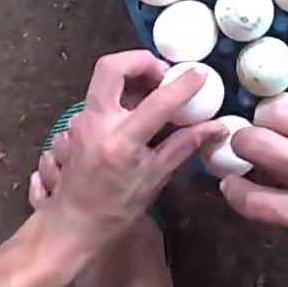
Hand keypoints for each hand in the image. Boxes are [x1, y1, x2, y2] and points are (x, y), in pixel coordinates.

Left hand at [33, 51, 224, 252]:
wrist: (70, 226)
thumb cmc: (115, 209)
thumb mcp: (155, 179)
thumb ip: (185, 146)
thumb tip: (216, 127)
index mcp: (120, 143)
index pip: (157, 102)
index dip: (182, 85)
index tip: (200, 74)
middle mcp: (96, 124)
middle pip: (111, 67)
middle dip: (141, 60)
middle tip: (164, 74)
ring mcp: (80, 120)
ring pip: (104, 78)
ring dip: (132, 75)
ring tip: (155, 91)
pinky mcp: (76, 121)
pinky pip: (100, 93)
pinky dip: (122, 91)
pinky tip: (137, 109)